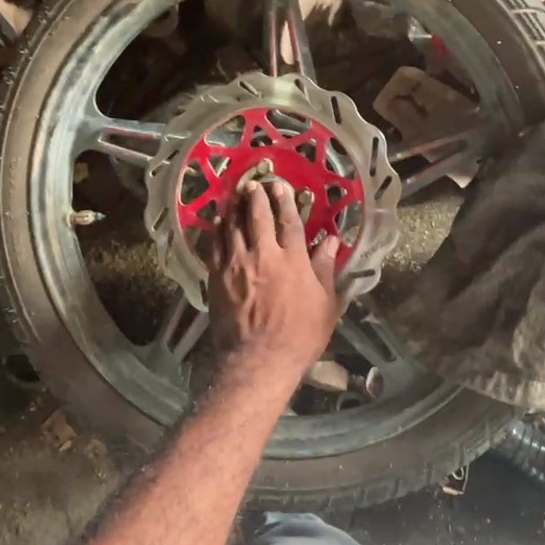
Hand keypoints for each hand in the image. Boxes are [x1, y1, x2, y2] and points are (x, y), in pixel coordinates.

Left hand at [206, 178, 341, 375]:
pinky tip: (216, 221)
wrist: (258, 360)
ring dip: (233, 207)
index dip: (285, 200)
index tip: (280, 186)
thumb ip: (325, 268)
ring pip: (232, 226)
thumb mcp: (325, 304)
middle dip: (256, 196)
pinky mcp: (217, 277)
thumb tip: (331, 240)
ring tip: (234, 194)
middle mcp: (263, 255)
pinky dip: (215, 230)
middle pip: (257, 216)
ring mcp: (236, 265)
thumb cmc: (299, 335)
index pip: (289, 221)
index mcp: (292, 260)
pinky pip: (214, 245)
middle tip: (253, 183)